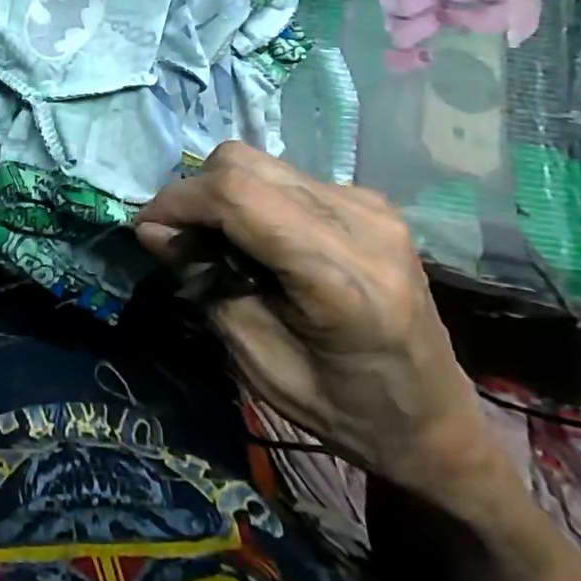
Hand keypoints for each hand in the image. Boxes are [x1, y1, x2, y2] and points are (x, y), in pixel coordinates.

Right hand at [135, 145, 580, 580]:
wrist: (434, 420)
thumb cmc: (343, 409)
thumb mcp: (258, 363)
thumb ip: (205, 285)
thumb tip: (153, 229)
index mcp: (342, 277)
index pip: (240, 196)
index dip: (179, 201)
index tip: (146, 229)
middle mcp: (362, 223)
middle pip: (244, 162)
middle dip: (193, 192)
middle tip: (176, 237)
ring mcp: (370, 205)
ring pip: (259, 161)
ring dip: (218, 191)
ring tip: (211, 238)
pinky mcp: (368, 200)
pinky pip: (283, 175)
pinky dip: (249, 195)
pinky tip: (254, 237)